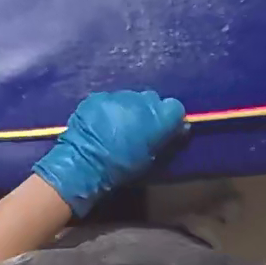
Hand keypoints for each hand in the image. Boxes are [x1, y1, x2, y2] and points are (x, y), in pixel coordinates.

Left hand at [32, 90, 185, 215]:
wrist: (84, 164)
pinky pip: (108, 100)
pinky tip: (101, 123)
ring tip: (117, 126)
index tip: (163, 128)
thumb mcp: (152, 159)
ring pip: (129, 98)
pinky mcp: (97, 97)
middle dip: (148, 112)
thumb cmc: (122, 168)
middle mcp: (140, 99)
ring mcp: (117, 96)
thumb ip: (168, 140)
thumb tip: (181, 126)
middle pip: (151, 99)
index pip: (174, 107)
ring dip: (127, 109)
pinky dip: (108, 109)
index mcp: (157, 116)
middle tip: (138, 128)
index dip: (170, 118)